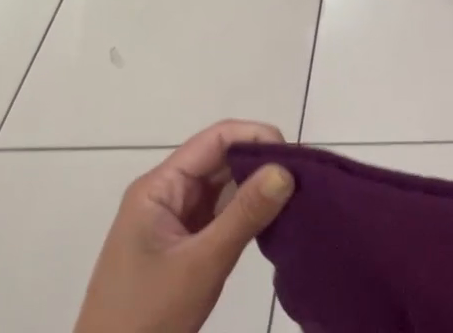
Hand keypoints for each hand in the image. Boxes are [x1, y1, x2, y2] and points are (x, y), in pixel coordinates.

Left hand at [74, 120, 294, 332]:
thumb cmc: (147, 317)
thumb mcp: (202, 263)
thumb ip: (246, 213)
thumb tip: (288, 168)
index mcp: (159, 187)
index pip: (215, 139)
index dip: (257, 138)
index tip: (297, 159)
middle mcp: (165, 194)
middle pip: (220, 158)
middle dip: (261, 162)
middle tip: (305, 180)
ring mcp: (172, 220)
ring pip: (222, 186)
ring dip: (256, 187)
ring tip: (297, 197)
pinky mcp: (181, 245)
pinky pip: (219, 213)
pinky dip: (246, 212)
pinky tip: (274, 220)